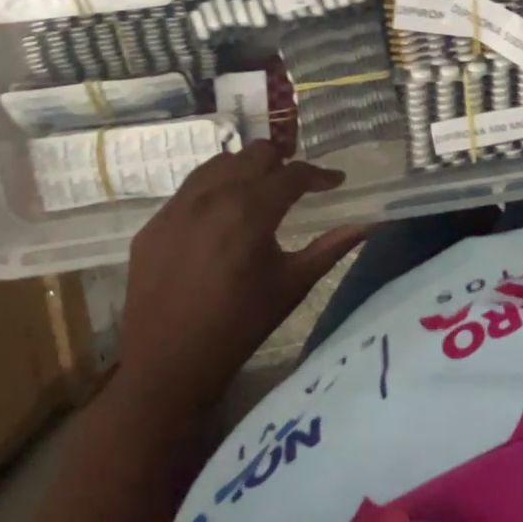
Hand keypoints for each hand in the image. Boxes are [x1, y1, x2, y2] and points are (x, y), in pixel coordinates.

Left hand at [119, 143, 369, 412]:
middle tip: (297, 182)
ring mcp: (175, 211)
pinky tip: (222, 217)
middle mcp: (211, 199)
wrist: (168, 367)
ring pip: (217, 164)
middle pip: (254, 154)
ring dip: (244, 170)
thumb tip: (370, 223)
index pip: (294, 174)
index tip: (335, 183)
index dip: (320, 175)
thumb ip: (332, 247)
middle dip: (282, 162)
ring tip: (259, 190)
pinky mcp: (152, 227)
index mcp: (250, 212)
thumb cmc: (241, 324)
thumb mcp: (294, 283)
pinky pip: (188, 191)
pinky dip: (212, 191)